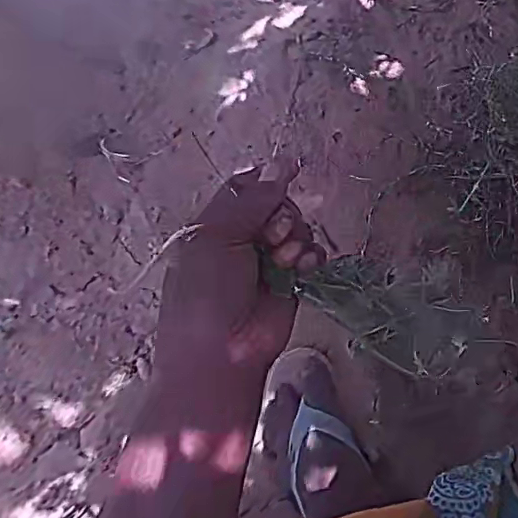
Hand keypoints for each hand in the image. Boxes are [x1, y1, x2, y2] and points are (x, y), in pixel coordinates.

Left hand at [157, 164, 324, 380]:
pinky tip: (301, 266)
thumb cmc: (206, 291)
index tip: (291, 172)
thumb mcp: (217, 236)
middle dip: (281, 214)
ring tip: (283, 257)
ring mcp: (269, 260)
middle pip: (277, 205)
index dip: (267, 179)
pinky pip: (311, 255)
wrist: (220, 353)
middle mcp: (243, 239)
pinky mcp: (292, 281)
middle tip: (272, 234)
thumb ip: (252, 200)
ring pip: (298, 228)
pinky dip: (310, 256)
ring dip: (295, 237)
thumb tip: (283, 164)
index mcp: (216, 224)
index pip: (245, 188)